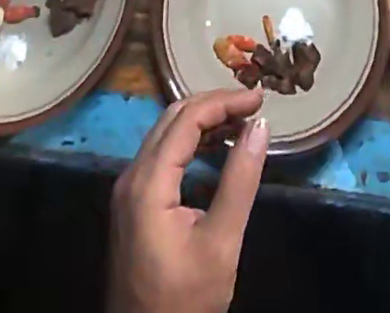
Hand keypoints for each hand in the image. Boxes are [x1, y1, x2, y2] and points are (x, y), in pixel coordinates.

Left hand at [108, 89, 268, 312]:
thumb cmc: (185, 300)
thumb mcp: (221, 242)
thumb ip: (240, 180)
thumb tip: (260, 126)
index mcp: (148, 180)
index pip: (187, 118)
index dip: (224, 101)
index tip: (259, 97)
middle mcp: (132, 174)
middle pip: (172, 118)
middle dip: (213, 104)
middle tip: (252, 103)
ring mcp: (129, 189)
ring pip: (166, 133)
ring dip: (203, 120)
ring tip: (242, 119)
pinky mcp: (134, 202)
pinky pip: (163, 154)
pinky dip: (191, 141)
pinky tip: (217, 145)